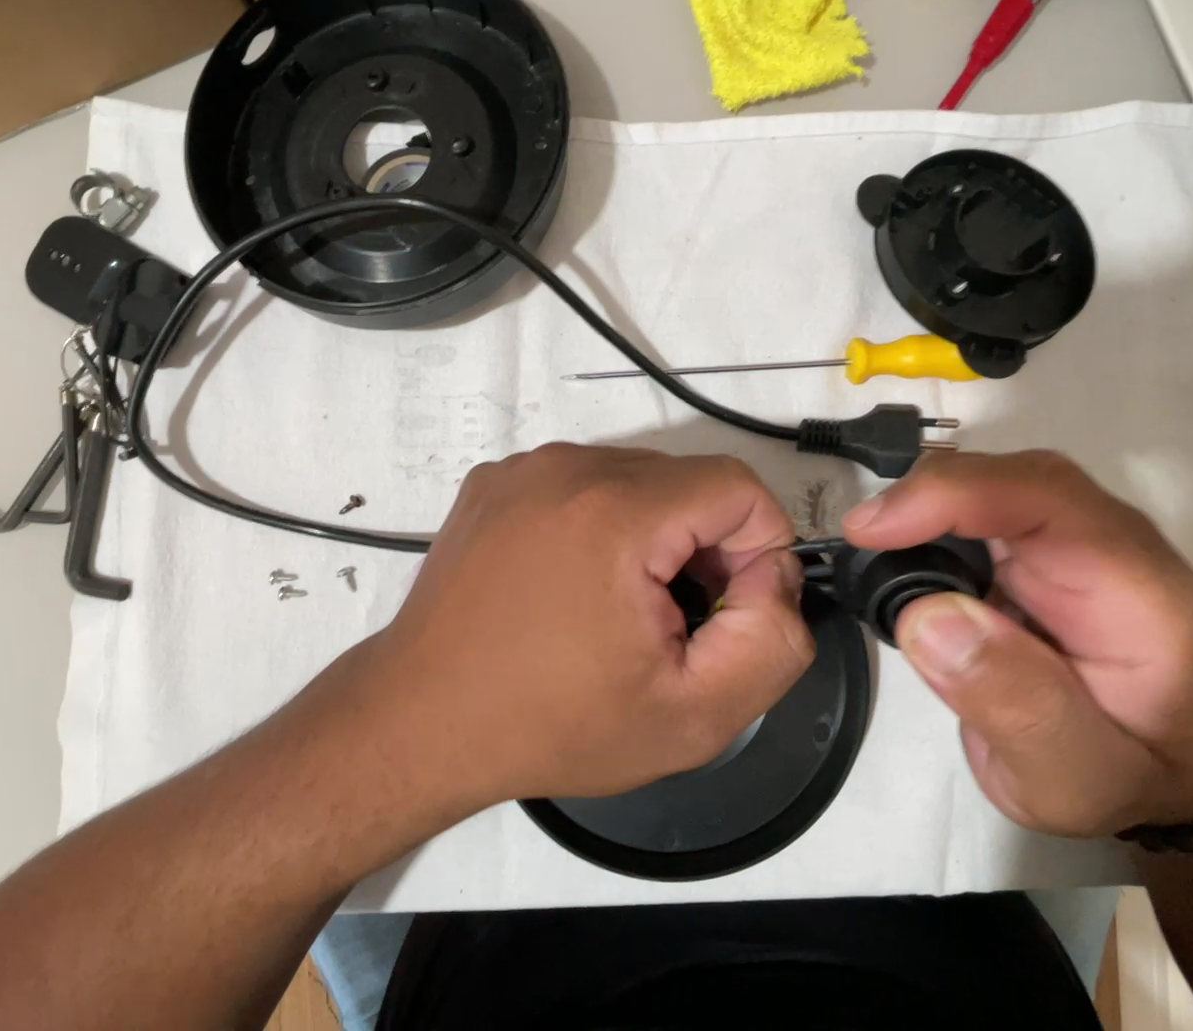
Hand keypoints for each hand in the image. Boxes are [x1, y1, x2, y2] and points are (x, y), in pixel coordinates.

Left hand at [314, 445, 813, 810]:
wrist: (420, 721)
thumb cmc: (552, 724)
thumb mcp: (691, 715)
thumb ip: (770, 643)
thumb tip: (772, 582)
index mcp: (615, 511)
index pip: (738, 488)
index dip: (758, 551)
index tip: (728, 614)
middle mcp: (565, 468)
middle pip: (685, 482)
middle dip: (705, 548)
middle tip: (673, 625)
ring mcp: (520, 470)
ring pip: (633, 481)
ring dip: (651, 538)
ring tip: (616, 612)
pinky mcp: (491, 484)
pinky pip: (578, 487)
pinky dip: (597, 527)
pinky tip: (569, 590)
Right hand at [843, 450, 1192, 837]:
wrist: (1169, 778)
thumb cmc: (1129, 781)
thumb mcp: (1076, 778)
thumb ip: (1016, 704)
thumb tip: (926, 617)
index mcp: (1135, 594)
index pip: (1047, 502)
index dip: (951, 497)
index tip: (870, 533)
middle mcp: (1112, 550)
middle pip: (1018, 478)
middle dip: (929, 494)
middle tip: (859, 541)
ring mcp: (1077, 547)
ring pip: (997, 486)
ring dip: (925, 506)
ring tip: (871, 553)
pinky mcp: (1043, 556)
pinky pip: (984, 513)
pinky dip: (931, 524)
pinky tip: (899, 559)